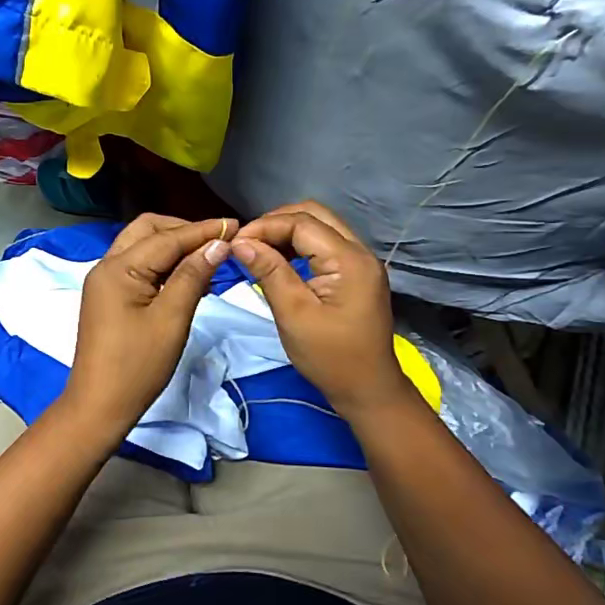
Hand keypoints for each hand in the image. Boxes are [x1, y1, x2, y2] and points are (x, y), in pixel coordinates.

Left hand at [60, 214, 235, 432]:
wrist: (99, 405)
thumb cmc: (137, 365)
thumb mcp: (171, 319)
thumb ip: (193, 276)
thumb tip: (218, 244)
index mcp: (118, 269)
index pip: (166, 238)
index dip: (203, 231)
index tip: (236, 225)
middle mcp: (106, 266)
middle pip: (148, 231)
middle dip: (183, 231)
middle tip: (218, 242)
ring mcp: (104, 282)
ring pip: (142, 247)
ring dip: (173, 247)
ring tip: (207, 259)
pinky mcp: (108, 297)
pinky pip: (137, 267)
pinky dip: (162, 265)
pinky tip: (187, 277)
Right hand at [230, 201, 411, 413]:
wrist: (368, 390)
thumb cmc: (330, 357)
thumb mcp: (294, 314)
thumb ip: (269, 272)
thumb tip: (241, 243)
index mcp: (349, 260)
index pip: (301, 223)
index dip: (265, 227)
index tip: (236, 245)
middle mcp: (360, 252)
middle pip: (314, 215)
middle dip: (276, 222)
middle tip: (246, 244)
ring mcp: (361, 262)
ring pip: (320, 227)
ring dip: (287, 232)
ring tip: (257, 250)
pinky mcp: (356, 274)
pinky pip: (325, 245)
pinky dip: (299, 245)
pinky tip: (278, 260)